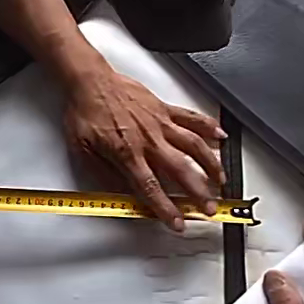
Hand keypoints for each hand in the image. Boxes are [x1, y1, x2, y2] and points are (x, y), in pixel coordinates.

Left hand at [62, 65, 226, 230]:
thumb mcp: (83, 152)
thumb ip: (105, 175)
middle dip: (199, 193)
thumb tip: (121, 194)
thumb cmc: (85, 112)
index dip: (166, 208)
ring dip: (211, 165)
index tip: (178, 223)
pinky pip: (191, 118)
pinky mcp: (164, 108)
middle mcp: (149, 140)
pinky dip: (209, 127)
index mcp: (127, 154)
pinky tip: (221, 136)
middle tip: (209, 207)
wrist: (90, 81)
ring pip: (194, 145)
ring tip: (221, 180)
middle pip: (181, 171)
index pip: (151, 188)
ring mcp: (160, 123)